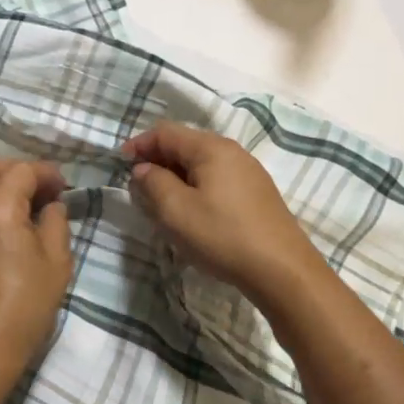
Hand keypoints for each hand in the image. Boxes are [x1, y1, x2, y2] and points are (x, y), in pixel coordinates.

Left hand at [0, 158, 72, 367]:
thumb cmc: (24, 306)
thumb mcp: (56, 264)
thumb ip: (56, 224)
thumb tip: (51, 206)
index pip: (22, 170)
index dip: (45, 173)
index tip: (61, 188)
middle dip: (12, 171)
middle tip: (36, 192)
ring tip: (21, 215)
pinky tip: (0, 236)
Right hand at [123, 122, 327, 293]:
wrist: (284, 272)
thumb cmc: (223, 236)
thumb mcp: (176, 210)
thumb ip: (152, 183)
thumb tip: (143, 169)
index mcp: (211, 148)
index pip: (165, 132)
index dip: (138, 145)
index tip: (120, 166)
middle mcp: (232, 151)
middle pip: (184, 145)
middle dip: (156, 162)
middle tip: (138, 189)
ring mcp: (248, 172)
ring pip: (200, 164)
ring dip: (175, 178)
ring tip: (161, 205)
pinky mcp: (257, 194)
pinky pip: (216, 180)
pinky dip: (195, 189)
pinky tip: (192, 215)